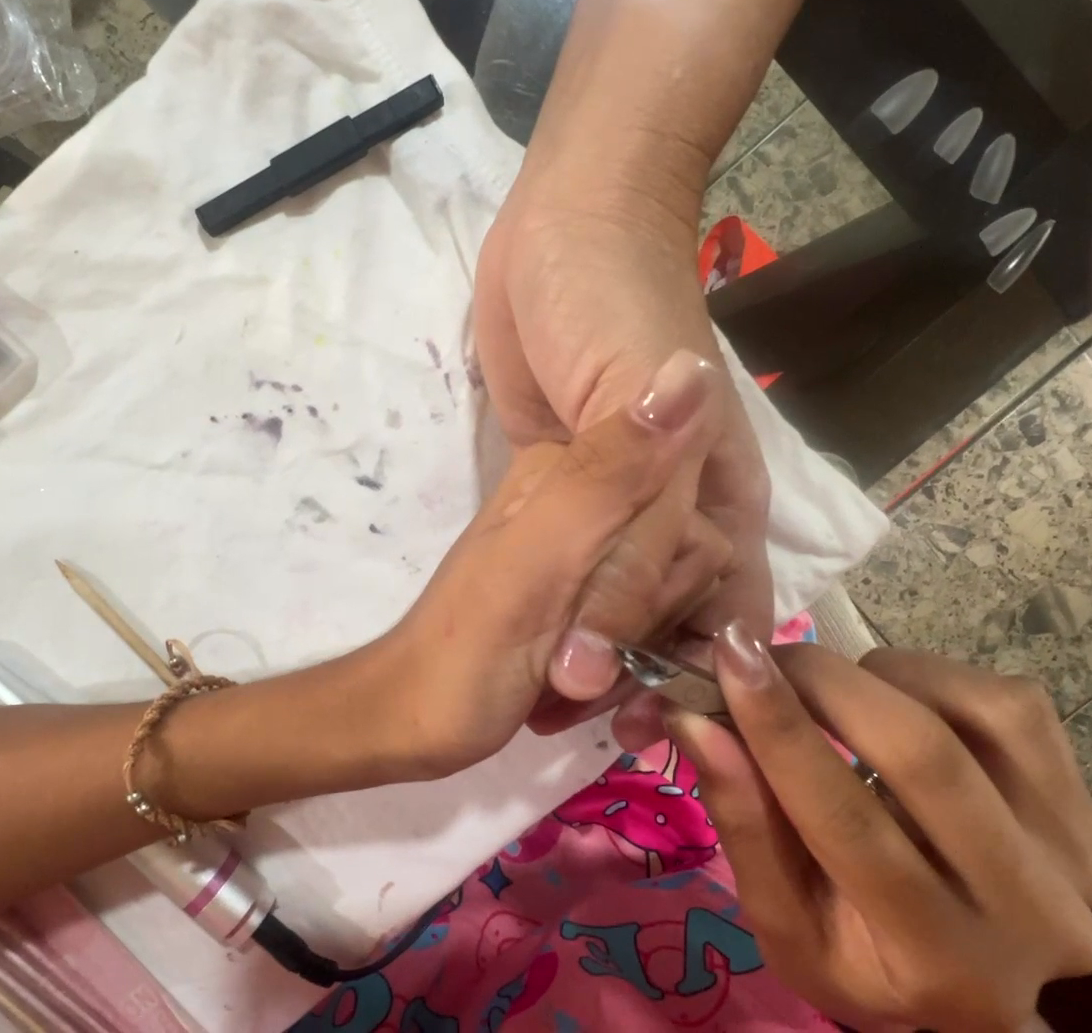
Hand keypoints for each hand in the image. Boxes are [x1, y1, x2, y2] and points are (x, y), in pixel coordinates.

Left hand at [380, 348, 728, 777]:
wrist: (400, 719)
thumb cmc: (463, 649)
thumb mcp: (538, 560)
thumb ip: (611, 475)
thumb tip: (689, 372)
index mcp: (588, 478)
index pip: (691, 533)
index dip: (648, 605)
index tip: (588, 656)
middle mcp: (595, 506)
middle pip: (683, 574)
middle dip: (638, 640)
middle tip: (569, 674)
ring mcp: (587, 552)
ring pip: (665, 608)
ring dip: (628, 668)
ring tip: (563, 692)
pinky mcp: (581, 596)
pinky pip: (639, 629)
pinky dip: (616, 674)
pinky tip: (572, 699)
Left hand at [474, 199, 772, 686]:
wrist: (557, 233)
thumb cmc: (606, 302)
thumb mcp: (627, 412)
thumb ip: (633, 505)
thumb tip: (664, 581)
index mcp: (713, 494)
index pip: (724, 607)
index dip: (698, 671)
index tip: (652, 723)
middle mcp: (674, 506)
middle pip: (671, 615)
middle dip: (639, 673)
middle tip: (588, 720)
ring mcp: (616, 498)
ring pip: (619, 599)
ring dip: (595, 653)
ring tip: (554, 710)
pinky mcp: (564, 487)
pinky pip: (575, 563)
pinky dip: (562, 611)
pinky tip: (537, 656)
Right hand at [669, 636, 1091, 1031]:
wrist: (967, 976)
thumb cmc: (854, 952)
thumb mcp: (780, 918)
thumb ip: (742, 821)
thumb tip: (696, 719)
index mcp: (934, 962)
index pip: (848, 822)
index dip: (781, 728)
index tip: (728, 653)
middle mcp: (1032, 916)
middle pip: (924, 756)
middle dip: (827, 682)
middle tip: (766, 654)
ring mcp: (1075, 857)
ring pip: (978, 712)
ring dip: (880, 676)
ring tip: (833, 693)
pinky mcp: (1090, 809)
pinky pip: (1013, 702)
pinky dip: (933, 677)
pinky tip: (897, 700)